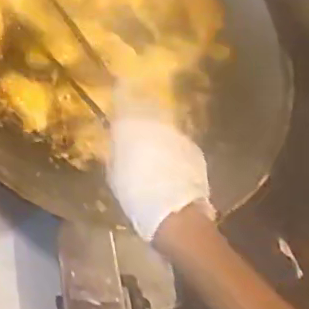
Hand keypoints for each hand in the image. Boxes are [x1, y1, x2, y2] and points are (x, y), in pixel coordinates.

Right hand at [107, 90, 211, 240]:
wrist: (176, 213)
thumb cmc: (136, 194)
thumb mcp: (115, 174)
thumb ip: (115, 152)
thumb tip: (116, 145)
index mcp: (130, 124)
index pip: (123, 98)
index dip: (120, 96)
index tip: (118, 96)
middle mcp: (154, 122)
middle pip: (146, 110)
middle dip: (141, 117)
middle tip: (136, 128)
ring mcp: (176, 134)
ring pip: (163, 128)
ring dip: (158, 135)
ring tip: (155, 152)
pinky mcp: (194, 150)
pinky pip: (178, 144)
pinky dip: (174, 150)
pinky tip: (172, 167)